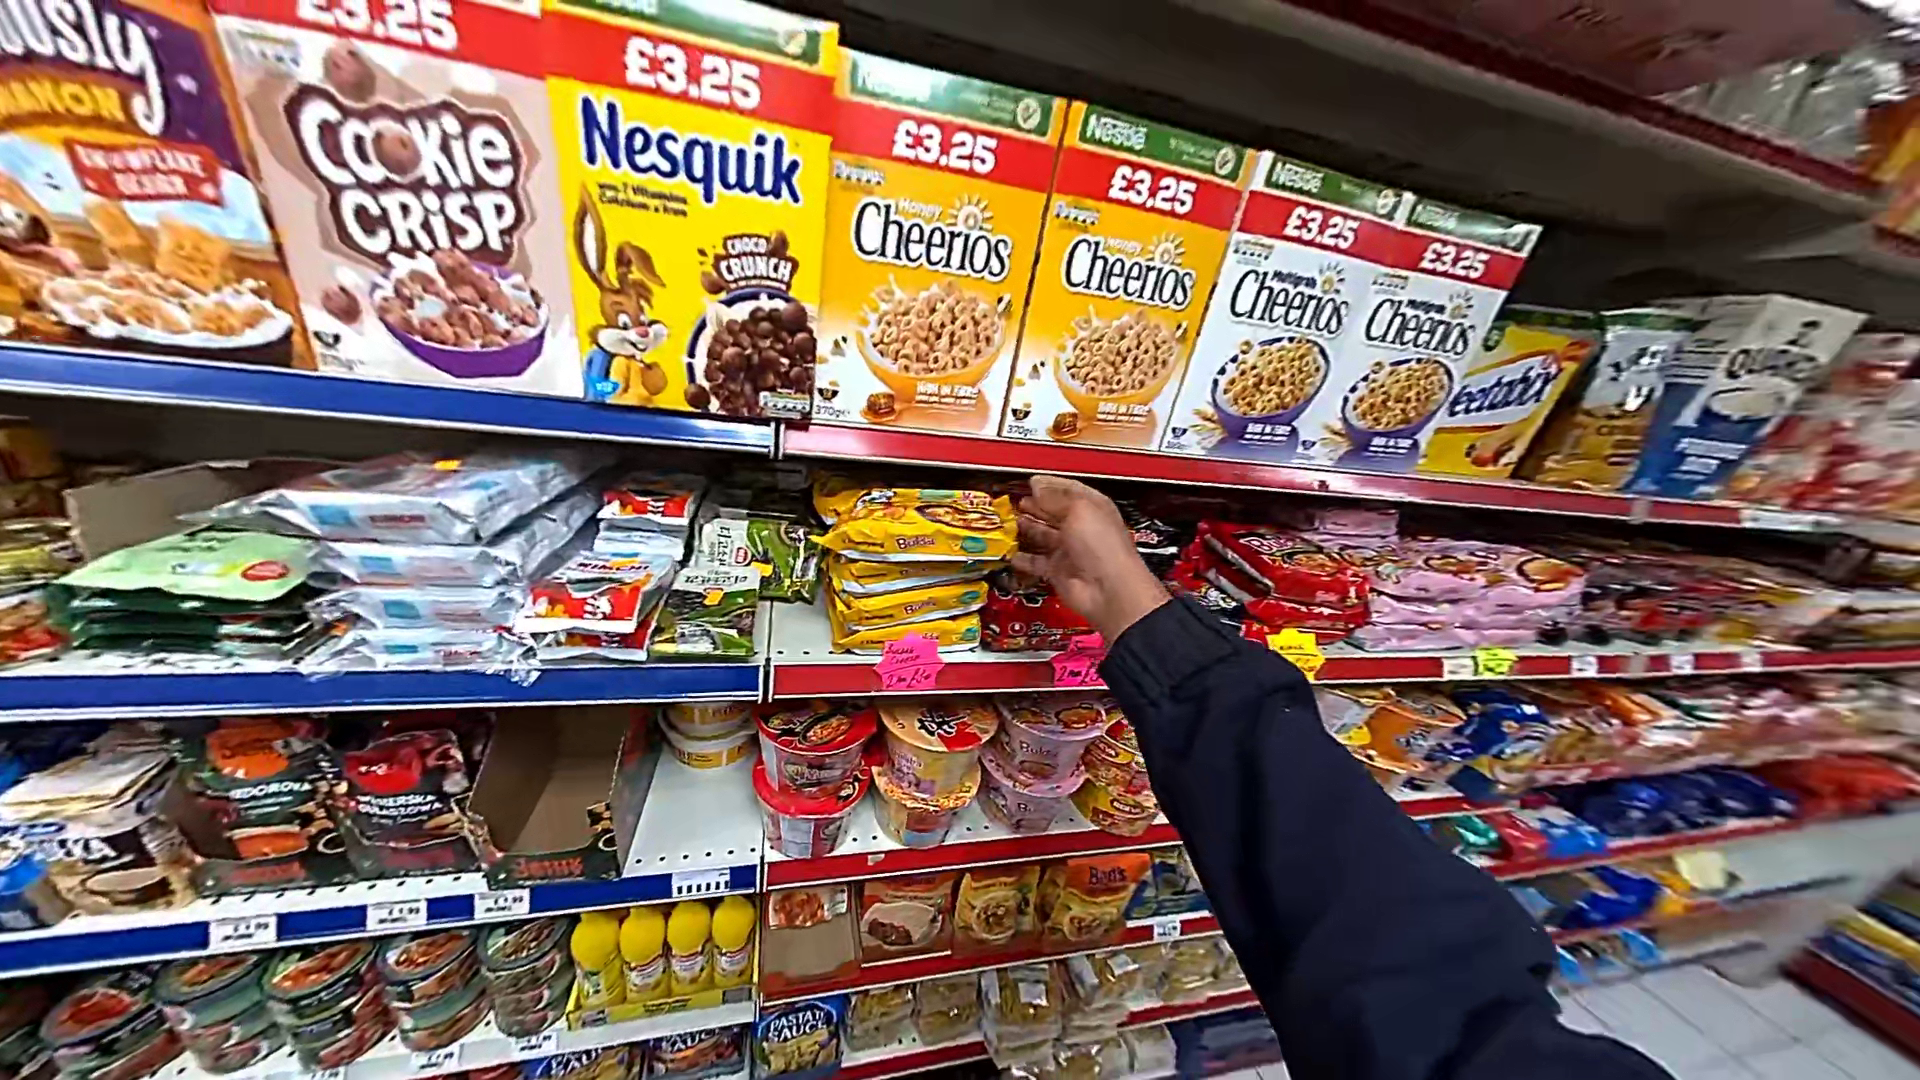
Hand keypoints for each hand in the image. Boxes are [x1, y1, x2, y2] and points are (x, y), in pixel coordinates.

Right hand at [1011, 475, 1168, 641]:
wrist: (1108, 590)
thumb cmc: (1103, 547)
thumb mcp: (1078, 510)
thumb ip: (1054, 497)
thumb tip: (1038, 485)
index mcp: (1093, 508)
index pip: (1069, 490)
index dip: (1050, 485)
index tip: (1031, 481)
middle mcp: (1082, 528)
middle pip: (1054, 513)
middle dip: (1036, 506)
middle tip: (1016, 500)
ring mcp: (1070, 551)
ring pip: (1044, 536)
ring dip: (1028, 528)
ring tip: (1011, 521)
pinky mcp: (1059, 571)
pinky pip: (1037, 563)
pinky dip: (1024, 559)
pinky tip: (1012, 553)